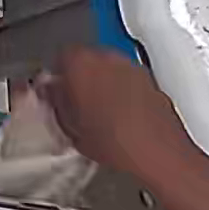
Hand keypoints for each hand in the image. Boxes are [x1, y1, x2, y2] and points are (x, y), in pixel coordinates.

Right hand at [42, 47, 208, 191]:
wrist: (157, 154)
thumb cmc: (115, 141)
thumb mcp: (69, 126)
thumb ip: (54, 100)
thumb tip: (51, 92)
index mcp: (79, 62)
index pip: (60, 55)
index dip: (56, 75)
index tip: (55, 89)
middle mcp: (106, 57)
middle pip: (85, 58)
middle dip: (80, 76)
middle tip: (75, 101)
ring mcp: (130, 66)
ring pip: (108, 67)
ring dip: (102, 82)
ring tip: (99, 112)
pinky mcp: (149, 80)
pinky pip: (127, 79)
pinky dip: (122, 90)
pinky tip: (120, 116)